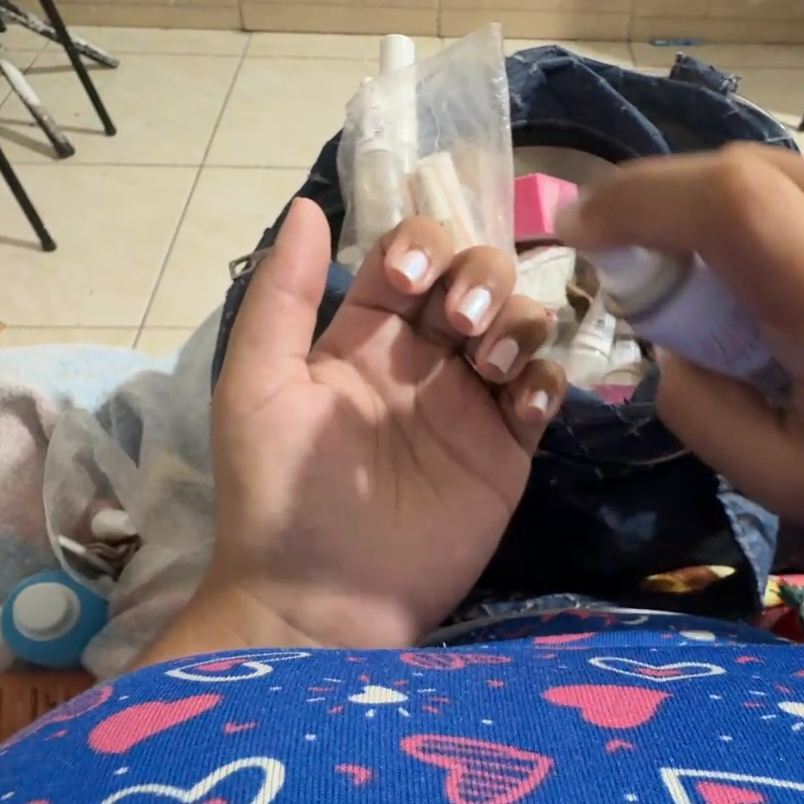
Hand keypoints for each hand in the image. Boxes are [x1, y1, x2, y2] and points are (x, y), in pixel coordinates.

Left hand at [170, 200, 563, 653]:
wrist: (324, 596)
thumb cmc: (281, 492)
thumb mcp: (258, 386)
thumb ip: (284, 296)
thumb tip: (310, 207)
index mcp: (365, 337)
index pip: (413, 255)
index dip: (422, 244)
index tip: (414, 278)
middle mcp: (424, 360)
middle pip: (478, 276)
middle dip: (480, 279)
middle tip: (459, 327)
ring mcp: (471, 404)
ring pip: (521, 324)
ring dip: (516, 323)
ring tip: (488, 371)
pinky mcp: (507, 450)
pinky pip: (544, 391)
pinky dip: (544, 382)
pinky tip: (520, 406)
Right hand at [560, 144, 803, 575]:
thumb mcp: (793, 484)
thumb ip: (704, 412)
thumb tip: (671, 352)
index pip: (726, 201)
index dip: (639, 196)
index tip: (585, 225)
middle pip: (753, 172)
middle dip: (672, 205)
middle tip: (647, 269)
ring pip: (803, 190)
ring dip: (740, 229)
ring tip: (747, 309)